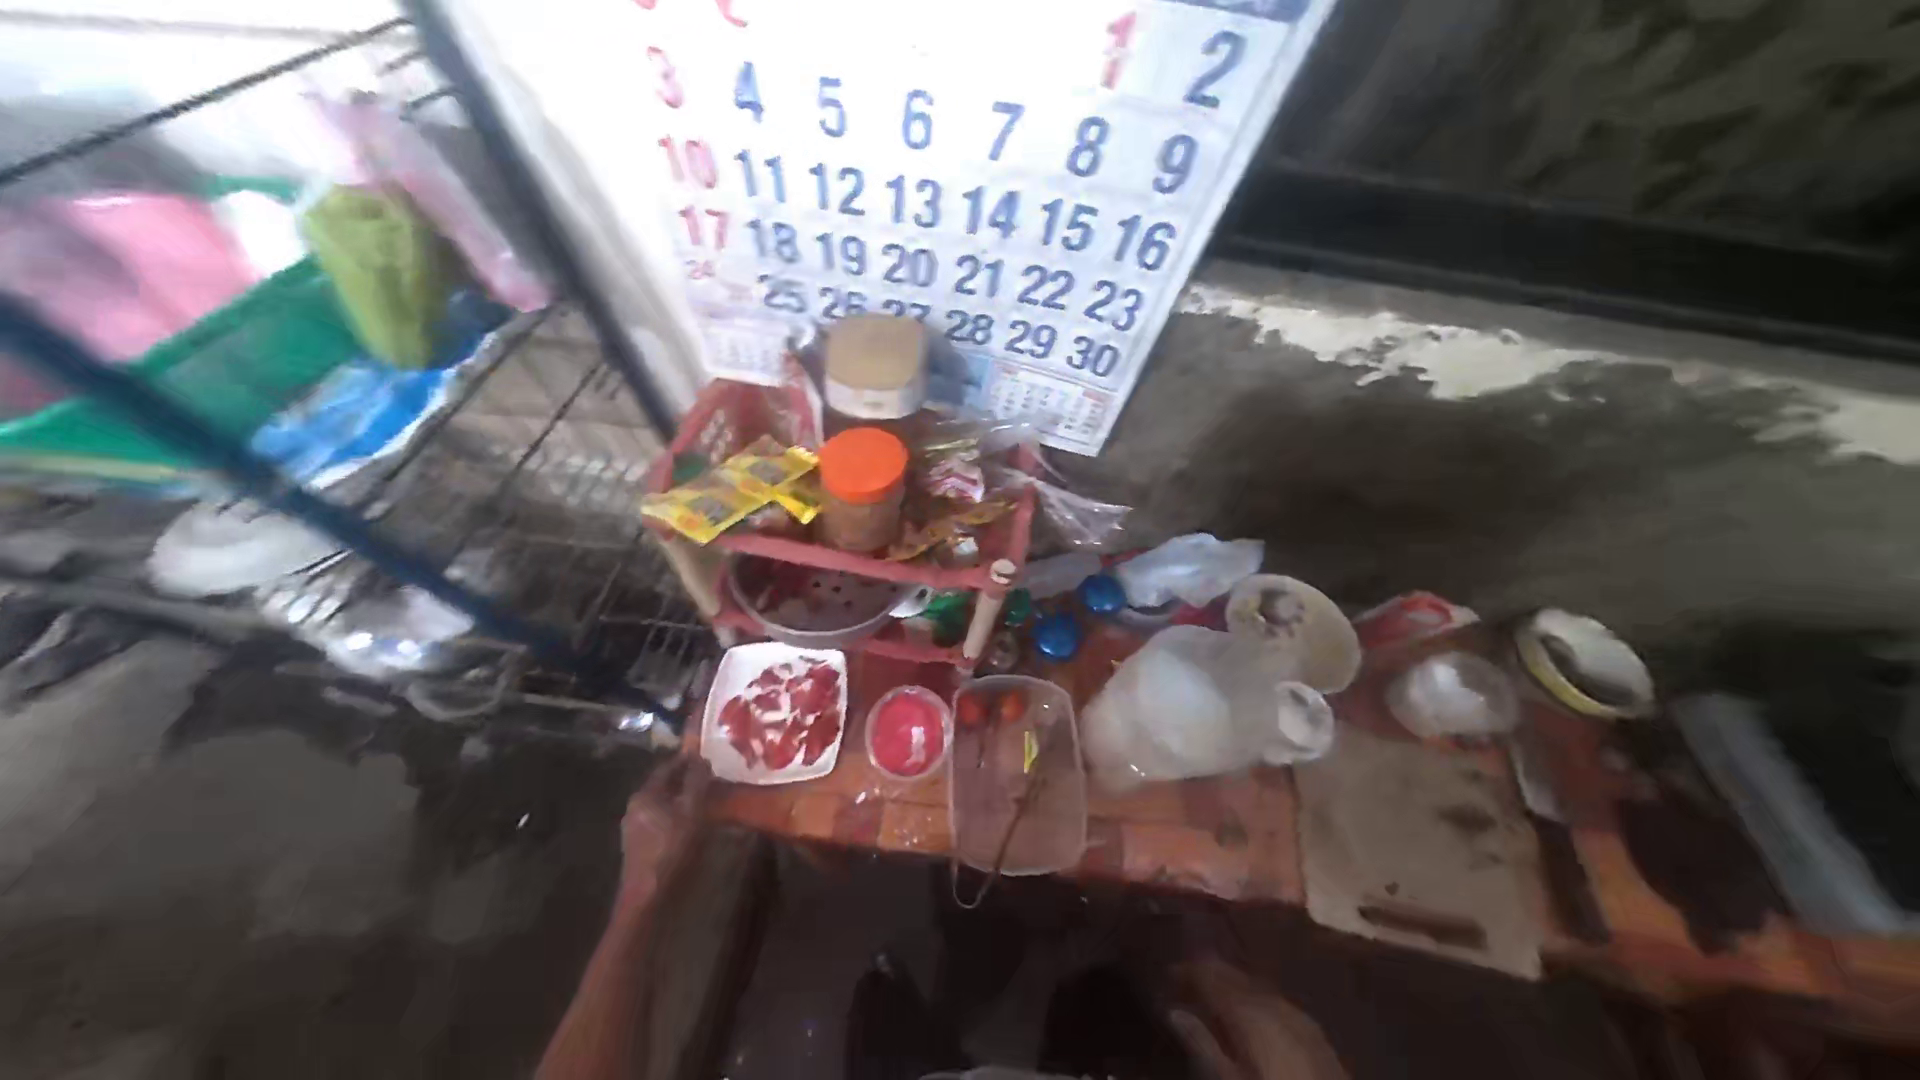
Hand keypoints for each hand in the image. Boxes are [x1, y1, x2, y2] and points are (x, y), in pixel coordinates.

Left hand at [618, 756, 710, 906]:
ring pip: (661, 800)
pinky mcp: (637, 841)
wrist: (647, 894)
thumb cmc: (671, 847)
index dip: (688, 759)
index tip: (708, 755)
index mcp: (645, 794)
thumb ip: (696, 782)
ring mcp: (634, 824)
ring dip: (681, 795)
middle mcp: (635, 805)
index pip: (668, 766)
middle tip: (710, 776)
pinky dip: (675, 811)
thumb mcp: (691, 810)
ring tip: (704, 796)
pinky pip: (659, 815)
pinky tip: (689, 819)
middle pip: (663, 783)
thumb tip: (700, 757)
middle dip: (685, 777)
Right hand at [1168, 956, 1348, 1079]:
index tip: (1166, 977)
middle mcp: (1270, 1001)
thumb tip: (1174, 1011)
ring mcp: (1296, 1014)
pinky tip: (1247, 1021)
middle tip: (1183, 987)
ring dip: (1229, 987)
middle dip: (1206, 975)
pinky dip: (1251, 1001)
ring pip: (1252, 985)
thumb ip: (1201, 1043)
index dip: (1185, 972)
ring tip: (1210, 1003)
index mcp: (1247, 1009)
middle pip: (1231, 973)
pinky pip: (1272, 1001)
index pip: (1207, 973)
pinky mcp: (1313, 1032)